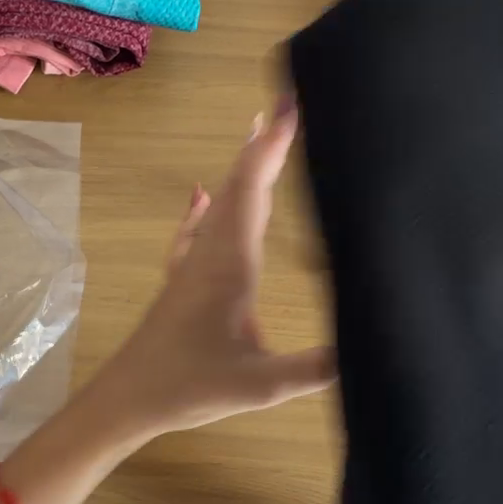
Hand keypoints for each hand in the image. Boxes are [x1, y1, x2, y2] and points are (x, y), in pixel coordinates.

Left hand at [82, 96, 333, 439]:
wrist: (126, 399)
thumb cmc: (186, 387)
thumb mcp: (259, 384)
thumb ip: (315, 368)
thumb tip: (376, 350)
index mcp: (228, 265)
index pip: (250, 191)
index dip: (269, 147)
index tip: (288, 103)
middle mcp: (208, 255)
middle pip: (235, 188)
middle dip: (260, 147)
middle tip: (284, 106)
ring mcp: (189, 268)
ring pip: (216, 206)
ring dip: (238, 172)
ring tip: (255, 136)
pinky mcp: (179, 284)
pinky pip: (194, 232)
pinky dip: (202, 208)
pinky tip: (198, 196)